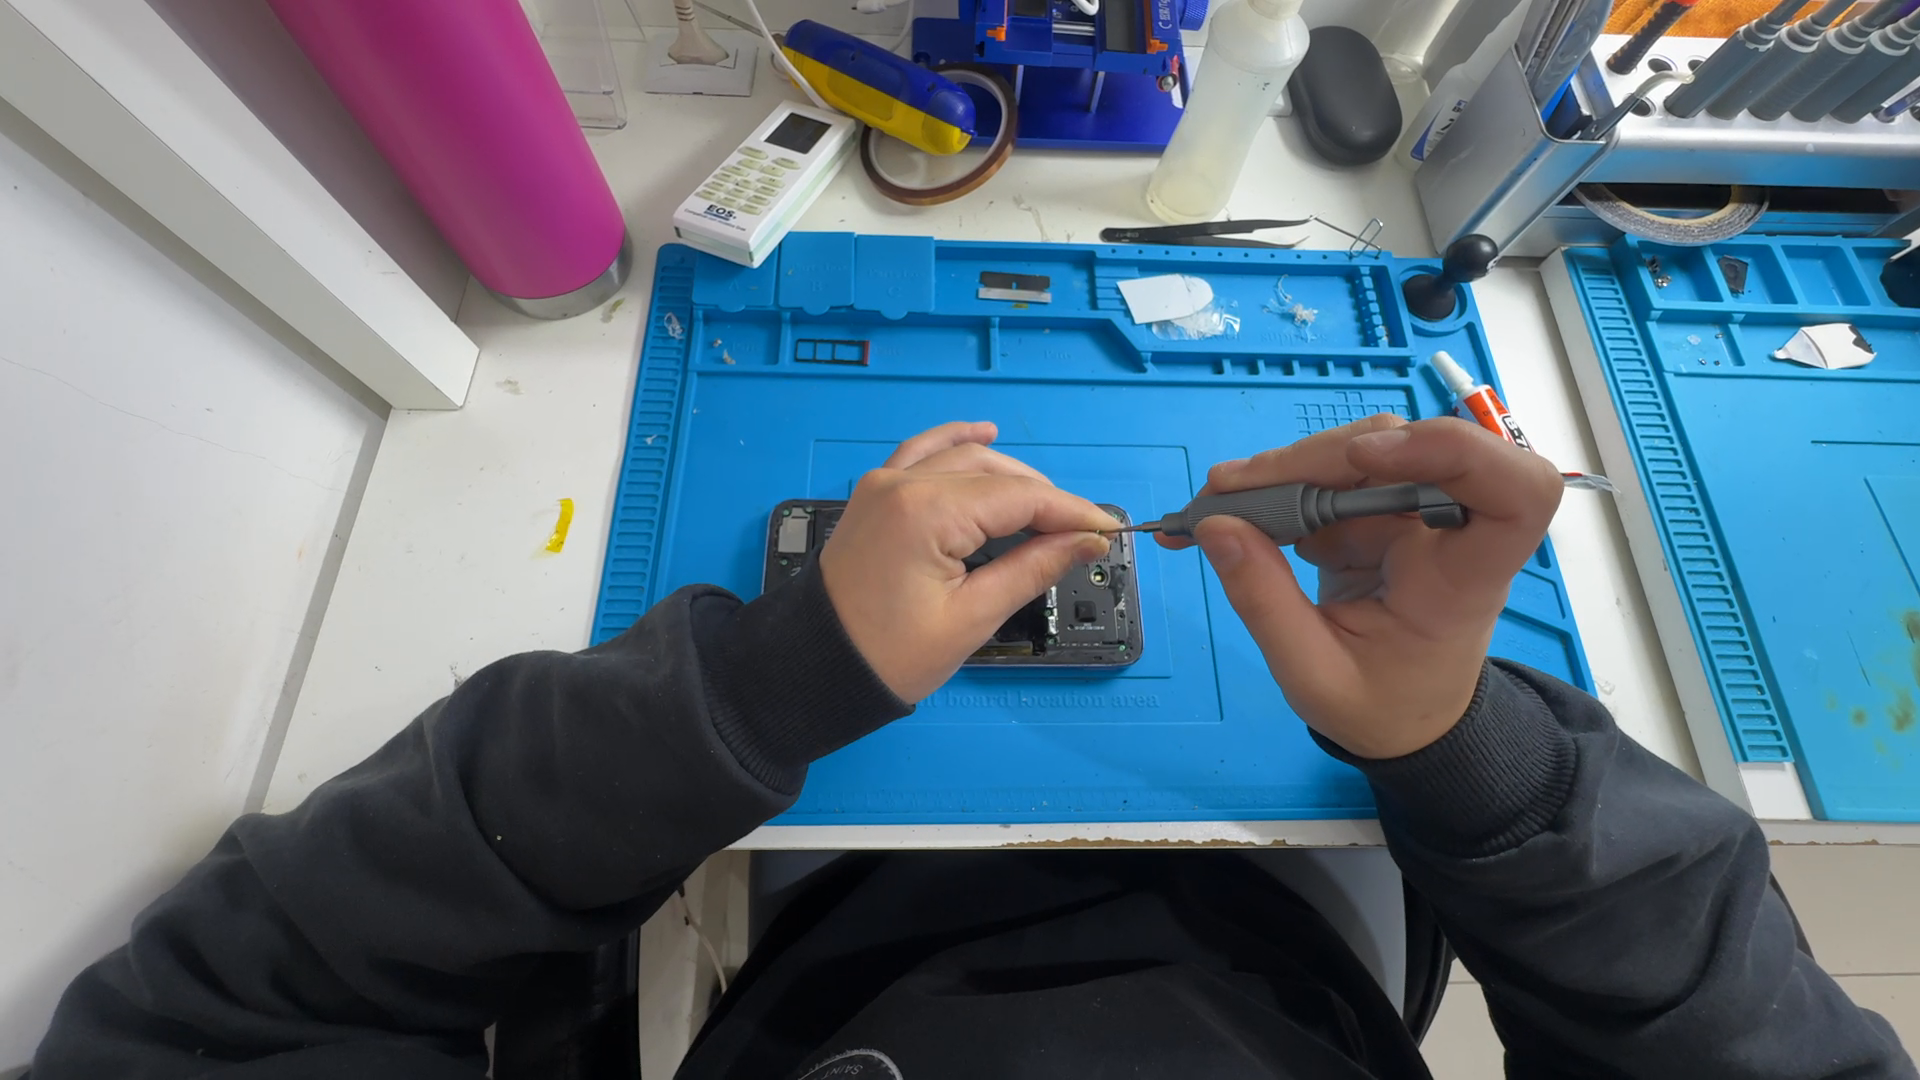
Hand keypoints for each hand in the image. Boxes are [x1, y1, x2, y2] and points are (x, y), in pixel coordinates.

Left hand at [820, 422, 1114, 702]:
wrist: (817, 666)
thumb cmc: (888, 655)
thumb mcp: (971, 618)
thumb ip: (1033, 569)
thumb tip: (1086, 541)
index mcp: (927, 512)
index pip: (1020, 497)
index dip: (1071, 513)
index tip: (1107, 531)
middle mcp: (903, 482)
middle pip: (996, 472)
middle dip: (1045, 499)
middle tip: (1081, 533)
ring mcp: (885, 482)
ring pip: (965, 457)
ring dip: (1010, 477)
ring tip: (1048, 507)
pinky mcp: (876, 492)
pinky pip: (922, 451)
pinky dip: (956, 442)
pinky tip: (985, 434)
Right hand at [1160, 414, 1563, 758]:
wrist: (1404, 720)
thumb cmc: (1379, 706)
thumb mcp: (1310, 674)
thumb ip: (1263, 602)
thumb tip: (1214, 525)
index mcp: (1461, 580)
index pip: (1515, 491)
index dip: (1451, 453)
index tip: (1364, 458)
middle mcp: (1444, 533)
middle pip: (1406, 449)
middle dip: (1311, 460)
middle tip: (1227, 490)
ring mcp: (1408, 519)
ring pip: (1356, 454)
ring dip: (1283, 469)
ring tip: (1218, 500)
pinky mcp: (1373, 518)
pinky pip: (1325, 479)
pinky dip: (1273, 488)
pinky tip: (1231, 509)